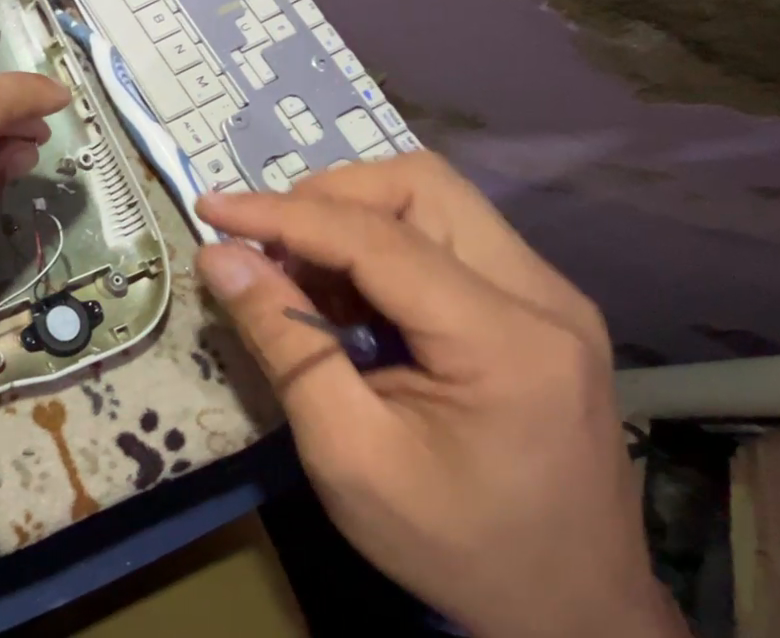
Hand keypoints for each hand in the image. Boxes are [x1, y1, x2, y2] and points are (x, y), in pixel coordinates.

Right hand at [193, 154, 683, 637]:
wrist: (572, 611)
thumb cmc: (452, 543)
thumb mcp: (346, 453)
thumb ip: (283, 343)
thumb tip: (218, 257)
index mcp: (504, 340)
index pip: (376, 236)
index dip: (280, 213)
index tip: (208, 208)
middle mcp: (542, 296)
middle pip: (421, 185)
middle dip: (326, 198)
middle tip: (268, 248)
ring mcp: (547, 297)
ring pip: (434, 200)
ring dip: (351, 217)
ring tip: (301, 278)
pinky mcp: (537, 309)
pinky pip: (446, 237)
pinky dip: (378, 245)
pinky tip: (348, 303)